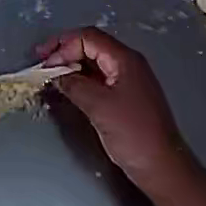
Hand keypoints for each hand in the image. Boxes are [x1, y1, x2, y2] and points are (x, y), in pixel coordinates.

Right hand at [37, 27, 195, 194]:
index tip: (44, 62)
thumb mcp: (98, 106)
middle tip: (42, 61)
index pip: (88, 38)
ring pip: (94, 61)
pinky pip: (99, 77)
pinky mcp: (126, 95)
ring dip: (71, 64)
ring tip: (50, 73)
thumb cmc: (133, 133)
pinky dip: (81, 77)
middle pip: (92, 45)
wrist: (162, 166)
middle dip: (65, 50)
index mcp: (124, 59)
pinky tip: (68, 86)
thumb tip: (55, 74)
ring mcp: (128, 79)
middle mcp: (127, 63)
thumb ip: (74, 85)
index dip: (63, 45)